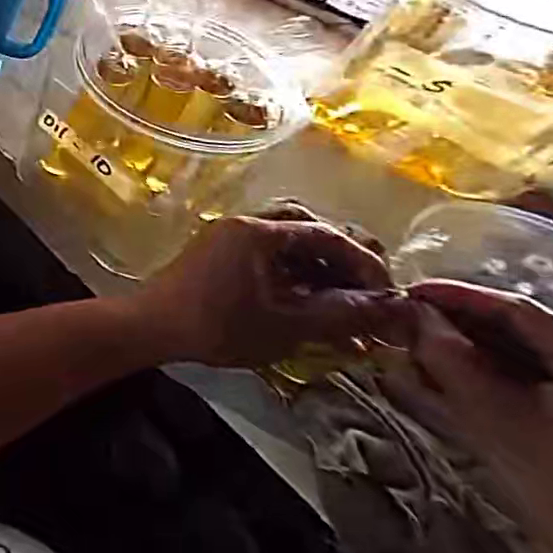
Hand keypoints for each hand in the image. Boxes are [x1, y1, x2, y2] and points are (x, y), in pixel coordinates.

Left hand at [125, 205, 401, 367]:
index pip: (328, 235)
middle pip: (308, 233)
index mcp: (255, 232)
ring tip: (349, 312)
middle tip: (369, 301)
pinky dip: (296, 278)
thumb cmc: (220, 323)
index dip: (367, 266)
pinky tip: (315, 310)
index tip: (390, 300)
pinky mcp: (220, 256)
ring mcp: (226, 239)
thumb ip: (347, 312)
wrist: (154, 325)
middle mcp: (240, 226)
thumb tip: (398, 307)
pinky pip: (268, 258)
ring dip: (322, 274)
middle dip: (345, 265)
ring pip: (289, 247)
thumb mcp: (292, 323)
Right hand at [383, 280, 552, 552]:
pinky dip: (474, 371)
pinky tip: (435, 374)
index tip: (405, 292)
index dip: (455, 294)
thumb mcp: (491, 409)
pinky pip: (518, 378)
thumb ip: (445, 353)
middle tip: (398, 319)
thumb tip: (404, 310)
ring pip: (511, 354)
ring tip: (408, 347)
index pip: (516, 309)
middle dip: (450, 323)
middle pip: (513, 330)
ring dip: (456, 347)